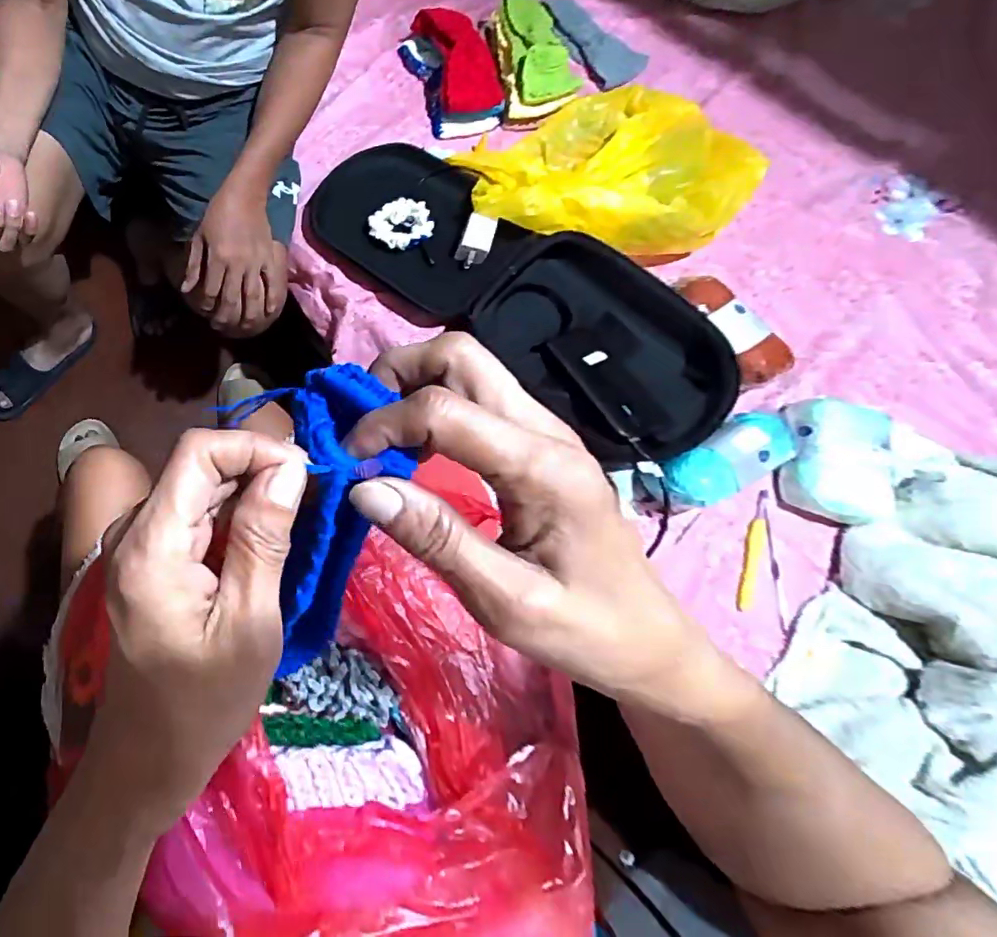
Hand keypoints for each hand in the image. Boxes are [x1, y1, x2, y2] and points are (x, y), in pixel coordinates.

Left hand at [86, 429, 307, 827]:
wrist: (145, 758)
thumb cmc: (202, 704)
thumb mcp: (249, 623)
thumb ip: (264, 539)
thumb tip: (289, 468)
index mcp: (150, 543)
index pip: (197, 452)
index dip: (253, 447)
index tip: (304, 472)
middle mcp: (133, 530)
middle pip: (196, 467)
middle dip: (256, 468)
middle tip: (311, 497)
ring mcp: (135, 544)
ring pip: (196, 489)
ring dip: (247, 492)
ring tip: (297, 517)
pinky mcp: (146, 560)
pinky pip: (191, 517)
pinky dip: (230, 517)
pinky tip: (265, 539)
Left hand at [184, 177, 287, 335]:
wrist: (246, 194)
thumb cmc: (217, 213)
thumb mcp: (199, 237)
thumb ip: (193, 265)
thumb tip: (186, 290)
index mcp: (218, 258)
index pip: (212, 291)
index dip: (208, 306)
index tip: (206, 313)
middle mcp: (238, 263)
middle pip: (232, 300)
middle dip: (226, 318)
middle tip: (221, 328)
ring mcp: (257, 262)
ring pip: (253, 297)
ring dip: (248, 317)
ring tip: (244, 328)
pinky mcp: (271, 258)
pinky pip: (274, 283)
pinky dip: (273, 300)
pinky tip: (269, 312)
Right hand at [343, 334, 744, 723]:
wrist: (648, 642)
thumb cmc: (584, 630)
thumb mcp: (505, 602)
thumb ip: (436, 539)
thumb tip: (363, 488)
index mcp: (543, 467)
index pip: (444, 409)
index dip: (383, 425)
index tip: (348, 464)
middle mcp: (545, 430)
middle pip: (459, 354)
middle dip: (396, 374)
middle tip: (360, 428)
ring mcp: (543, 430)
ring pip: (465, 365)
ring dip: (410, 384)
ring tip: (378, 438)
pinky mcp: (534, 441)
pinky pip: (473, 396)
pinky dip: (427, 404)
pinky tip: (410, 449)